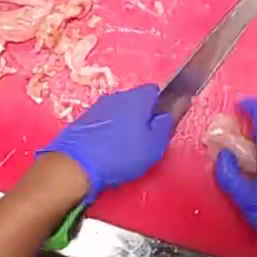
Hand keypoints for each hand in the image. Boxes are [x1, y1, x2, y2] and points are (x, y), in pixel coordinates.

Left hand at [39, 84, 177, 204]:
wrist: (75, 165)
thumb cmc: (121, 155)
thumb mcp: (155, 144)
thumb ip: (167, 122)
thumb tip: (181, 102)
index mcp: (137, 97)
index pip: (155, 91)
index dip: (161, 107)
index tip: (161, 126)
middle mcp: (116, 96)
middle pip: (135, 102)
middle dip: (141, 117)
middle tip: (144, 141)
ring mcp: (96, 108)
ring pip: (118, 113)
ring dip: (123, 126)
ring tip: (123, 150)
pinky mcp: (81, 122)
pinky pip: (102, 123)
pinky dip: (107, 134)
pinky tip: (106, 151)